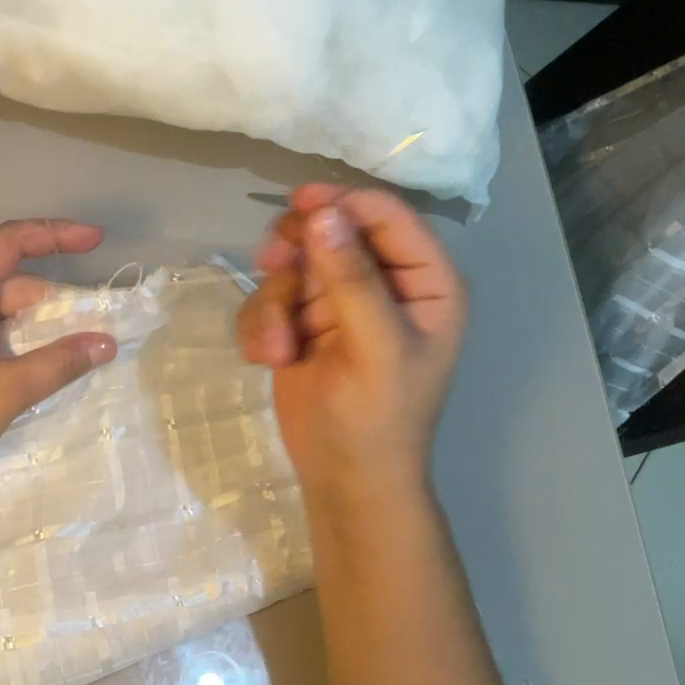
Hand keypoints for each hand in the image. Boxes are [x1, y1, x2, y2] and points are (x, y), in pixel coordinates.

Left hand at [0, 219, 119, 500]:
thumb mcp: (10, 389)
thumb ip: (62, 361)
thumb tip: (107, 344)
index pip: (8, 242)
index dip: (56, 234)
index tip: (95, 239)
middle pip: (2, 273)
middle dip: (48, 291)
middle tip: (92, 310)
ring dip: (29, 315)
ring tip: (71, 337)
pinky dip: (8, 329)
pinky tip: (35, 351)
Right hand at [236, 185, 467, 503]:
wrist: (345, 481)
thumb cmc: (377, 420)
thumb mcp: (375, 348)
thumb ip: (353, 279)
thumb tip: (324, 213)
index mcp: (425, 282)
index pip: (386, 217)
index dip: (344, 203)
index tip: (299, 205)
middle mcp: (382, 284)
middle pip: (331, 232)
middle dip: (296, 254)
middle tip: (271, 266)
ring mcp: (337, 306)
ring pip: (291, 269)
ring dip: (273, 306)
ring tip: (276, 350)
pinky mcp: (300, 328)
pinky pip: (268, 302)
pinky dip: (260, 328)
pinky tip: (266, 359)